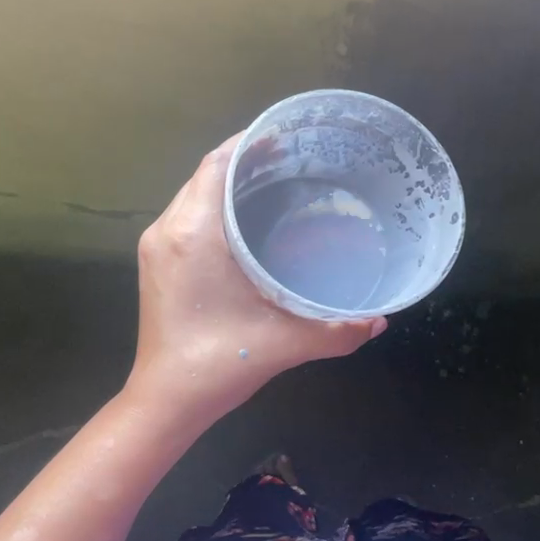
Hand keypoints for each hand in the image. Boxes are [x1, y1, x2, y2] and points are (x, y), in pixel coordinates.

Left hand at [128, 134, 385, 422]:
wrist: (166, 402)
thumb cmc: (219, 364)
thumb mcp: (286, 343)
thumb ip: (337, 331)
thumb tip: (380, 320)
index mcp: (194, 234)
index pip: (218, 164)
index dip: (251, 143)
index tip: (290, 138)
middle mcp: (169, 230)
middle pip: (207, 174)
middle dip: (248, 162)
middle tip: (297, 160)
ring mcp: (159, 247)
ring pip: (196, 195)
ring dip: (231, 184)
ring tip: (279, 183)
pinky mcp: (158, 264)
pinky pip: (190, 216)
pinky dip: (218, 207)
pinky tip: (251, 221)